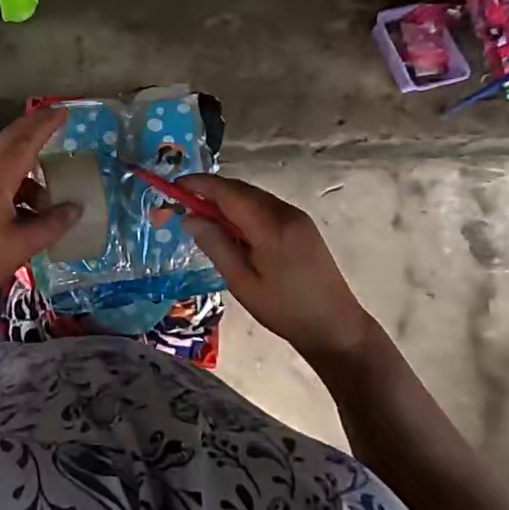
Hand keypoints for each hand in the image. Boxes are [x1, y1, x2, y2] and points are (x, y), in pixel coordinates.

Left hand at [0, 108, 79, 321]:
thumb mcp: (23, 245)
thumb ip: (52, 224)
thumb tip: (76, 208)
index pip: (25, 145)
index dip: (44, 126)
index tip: (63, 111)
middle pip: (10, 143)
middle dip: (33, 127)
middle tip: (56, 117)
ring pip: (9, 167)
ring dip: (33, 170)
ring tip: (55, 192)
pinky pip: (6, 186)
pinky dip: (25, 189)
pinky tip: (37, 211)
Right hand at [178, 174, 377, 357]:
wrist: (335, 325)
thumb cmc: (284, 310)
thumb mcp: (242, 282)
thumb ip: (216, 245)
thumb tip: (190, 217)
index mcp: (270, 225)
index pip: (229, 192)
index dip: (200, 184)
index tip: (174, 186)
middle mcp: (286, 212)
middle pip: (242, 190)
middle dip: (211, 192)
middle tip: (182, 205)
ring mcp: (298, 218)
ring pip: (255, 198)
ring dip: (228, 202)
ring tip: (204, 219)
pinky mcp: (303, 227)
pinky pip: (267, 209)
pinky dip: (244, 211)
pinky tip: (233, 230)